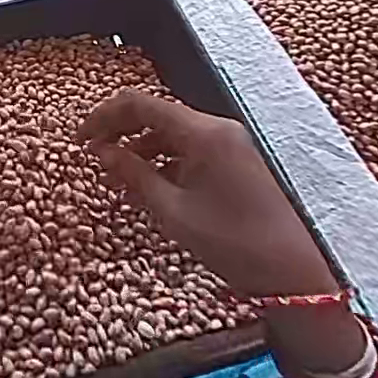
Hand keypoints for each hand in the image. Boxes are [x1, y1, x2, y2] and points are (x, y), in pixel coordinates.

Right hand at [78, 91, 335, 298]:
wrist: (297, 273)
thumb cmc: (233, 243)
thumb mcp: (173, 211)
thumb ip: (133, 174)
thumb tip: (101, 152)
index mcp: (203, 133)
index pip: (140, 104)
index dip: (104, 117)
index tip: (80, 139)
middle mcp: (218, 127)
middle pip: (157, 112)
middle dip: (120, 129)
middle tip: (93, 153)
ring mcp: (231, 141)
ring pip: (173, 129)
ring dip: (141, 144)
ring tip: (116, 171)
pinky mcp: (238, 158)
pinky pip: (192, 145)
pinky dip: (165, 156)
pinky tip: (150, 180)